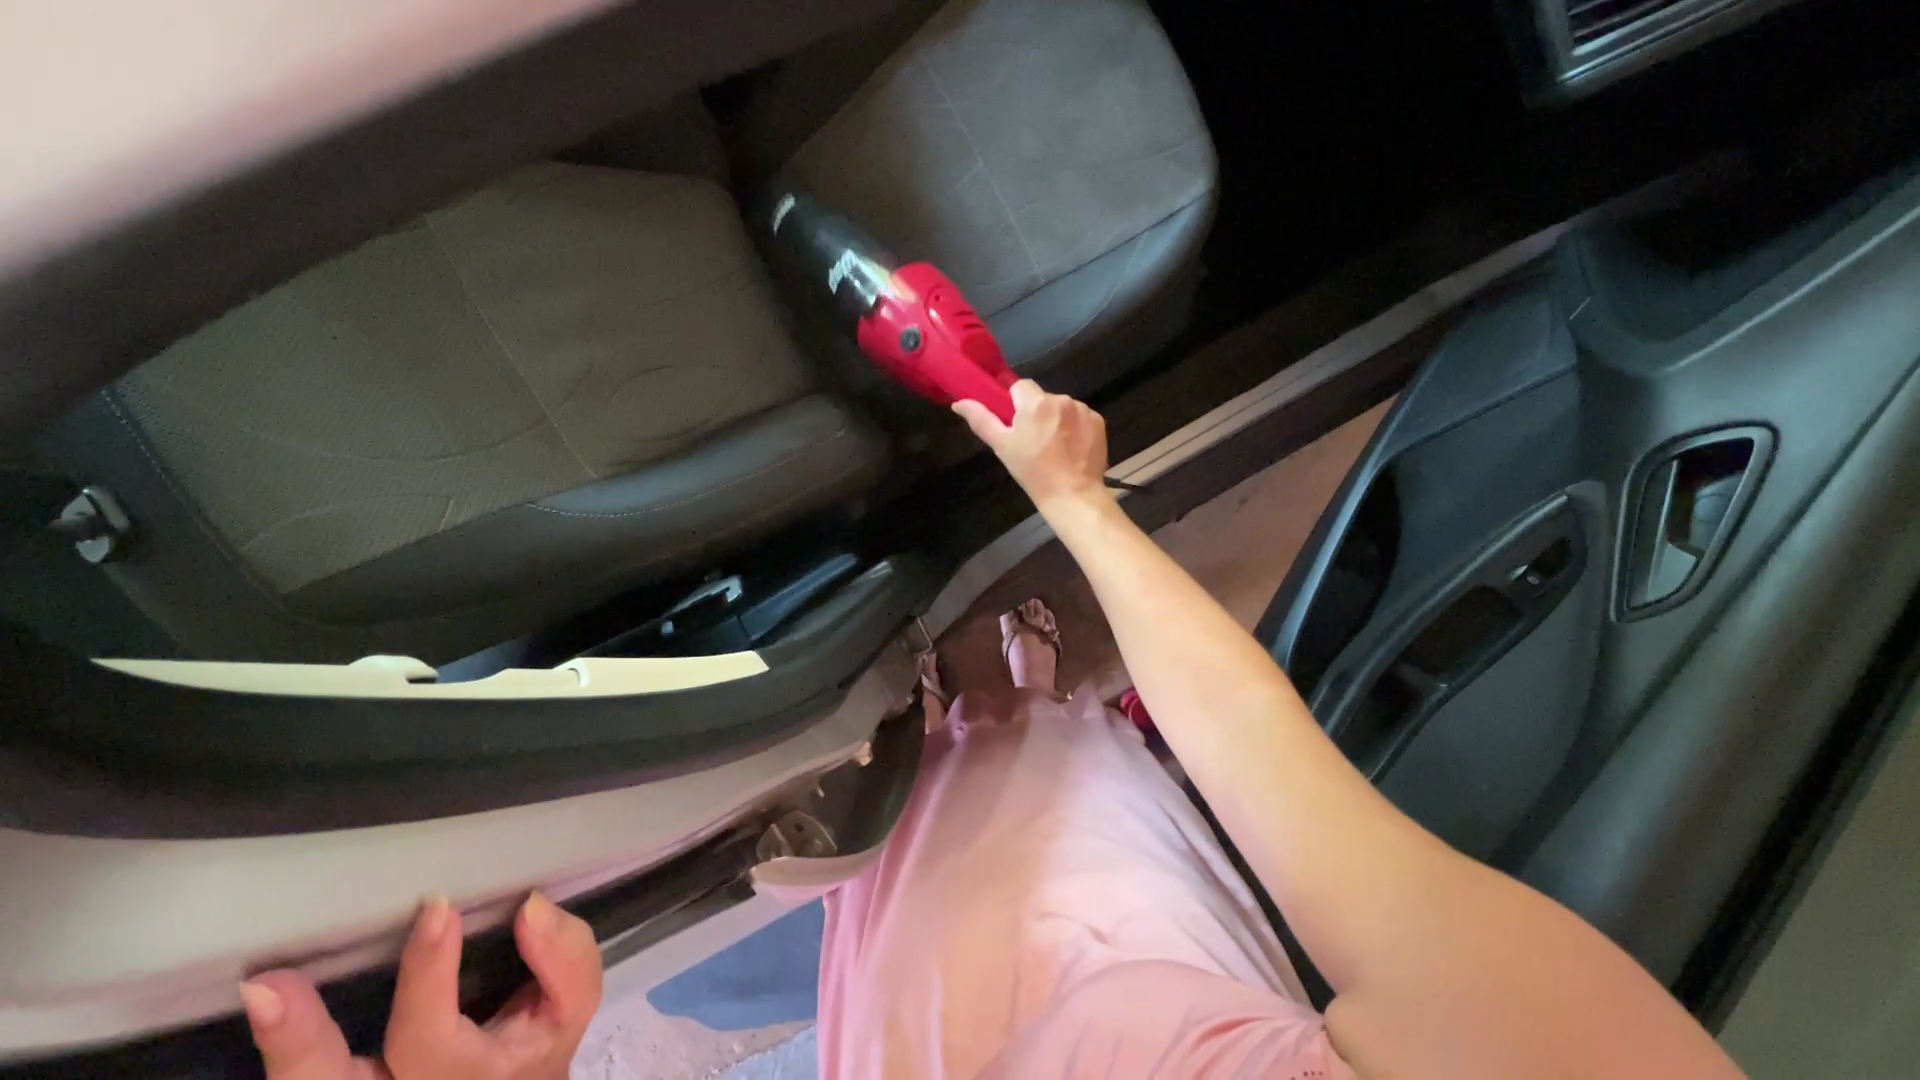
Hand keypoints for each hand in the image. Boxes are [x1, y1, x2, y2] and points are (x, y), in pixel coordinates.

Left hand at [242, 893, 601, 1079]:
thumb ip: (565, 957)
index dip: (429, 977)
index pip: (433, 1040)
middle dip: (303, 1044)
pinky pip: (311, 1076)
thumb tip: (530, 907)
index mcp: (471, 1079)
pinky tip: (265, 997)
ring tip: (259, 987)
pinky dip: (289, 1050)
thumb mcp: (571, 1008)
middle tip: (272, 984)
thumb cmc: (535, 1045)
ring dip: (281, 1049)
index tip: (437, 908)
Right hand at [953, 380, 1111, 513]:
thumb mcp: (1002, 447)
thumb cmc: (1033, 472)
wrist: (1072, 494)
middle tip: (1033, 440)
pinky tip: (1071, 447)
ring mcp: (1082, 409)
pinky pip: (1080, 416)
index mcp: (1035, 403)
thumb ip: (981, 420)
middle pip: (1042, 397)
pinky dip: (1074, 427)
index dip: (1015, 403)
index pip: (1020, 386)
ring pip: (1061, 406)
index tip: (1016, 424)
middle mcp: (1061, 399)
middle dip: (1036, 412)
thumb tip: (959, 403)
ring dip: (1056, 419)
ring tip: (1054, 447)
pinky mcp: (1098, 420)